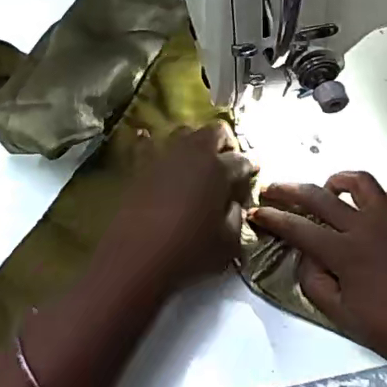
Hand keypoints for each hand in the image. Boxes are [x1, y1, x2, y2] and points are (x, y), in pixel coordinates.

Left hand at [100, 122, 255, 295]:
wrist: (137, 255)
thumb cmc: (189, 251)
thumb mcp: (228, 243)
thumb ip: (236, 216)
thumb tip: (234, 203)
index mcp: (218, 169)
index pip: (241, 160)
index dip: (248, 169)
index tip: (249, 180)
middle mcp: (192, 152)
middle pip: (214, 131)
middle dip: (225, 143)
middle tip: (226, 165)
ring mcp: (163, 154)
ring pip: (184, 132)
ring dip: (194, 143)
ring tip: (196, 163)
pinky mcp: (140, 163)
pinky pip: (147, 143)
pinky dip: (152, 142)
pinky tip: (153, 146)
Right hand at [248, 172, 386, 376]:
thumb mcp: (347, 319)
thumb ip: (316, 285)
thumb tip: (305, 259)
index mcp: (343, 251)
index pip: (296, 227)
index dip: (271, 218)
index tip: (253, 212)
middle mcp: (364, 227)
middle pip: (319, 196)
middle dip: (289, 189)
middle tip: (271, 188)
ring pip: (361, 183)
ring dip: (338, 180)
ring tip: (328, 189)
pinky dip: (381, 198)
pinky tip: (375, 209)